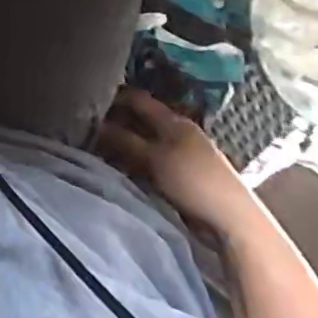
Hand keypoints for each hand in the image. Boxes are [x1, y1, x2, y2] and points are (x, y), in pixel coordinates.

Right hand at [96, 88, 258, 233]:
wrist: (233, 222)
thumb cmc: (194, 181)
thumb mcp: (154, 158)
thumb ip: (123, 139)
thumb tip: (95, 124)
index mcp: (174, 121)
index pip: (137, 98)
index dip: (113, 96)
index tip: (85, 99)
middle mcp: (177, 132)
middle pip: (138, 119)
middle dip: (113, 121)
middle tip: (84, 126)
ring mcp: (180, 153)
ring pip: (141, 140)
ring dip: (122, 143)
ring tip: (94, 146)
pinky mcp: (180, 173)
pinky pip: (147, 159)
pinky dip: (132, 160)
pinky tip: (117, 165)